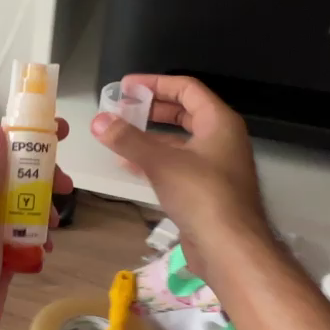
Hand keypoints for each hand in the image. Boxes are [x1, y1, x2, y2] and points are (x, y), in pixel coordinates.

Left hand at [0, 118, 70, 329]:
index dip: (27, 139)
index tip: (60, 132)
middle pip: (17, 179)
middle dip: (43, 178)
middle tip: (65, 187)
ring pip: (25, 208)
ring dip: (44, 210)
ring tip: (53, 226)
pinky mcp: (2, 258)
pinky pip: (26, 237)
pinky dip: (39, 238)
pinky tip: (47, 248)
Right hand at [90, 75, 272, 292]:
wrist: (229, 246)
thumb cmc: (203, 196)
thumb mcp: (161, 163)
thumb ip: (128, 139)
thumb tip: (99, 120)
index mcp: (219, 122)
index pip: (187, 89)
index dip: (156, 83)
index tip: (127, 86)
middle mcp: (221, 139)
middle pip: (185, 113)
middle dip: (152, 110)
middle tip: (123, 109)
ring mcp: (215, 165)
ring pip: (180, 141)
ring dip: (150, 137)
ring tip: (120, 137)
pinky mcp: (207, 189)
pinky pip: (178, 164)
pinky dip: (156, 160)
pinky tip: (131, 166)